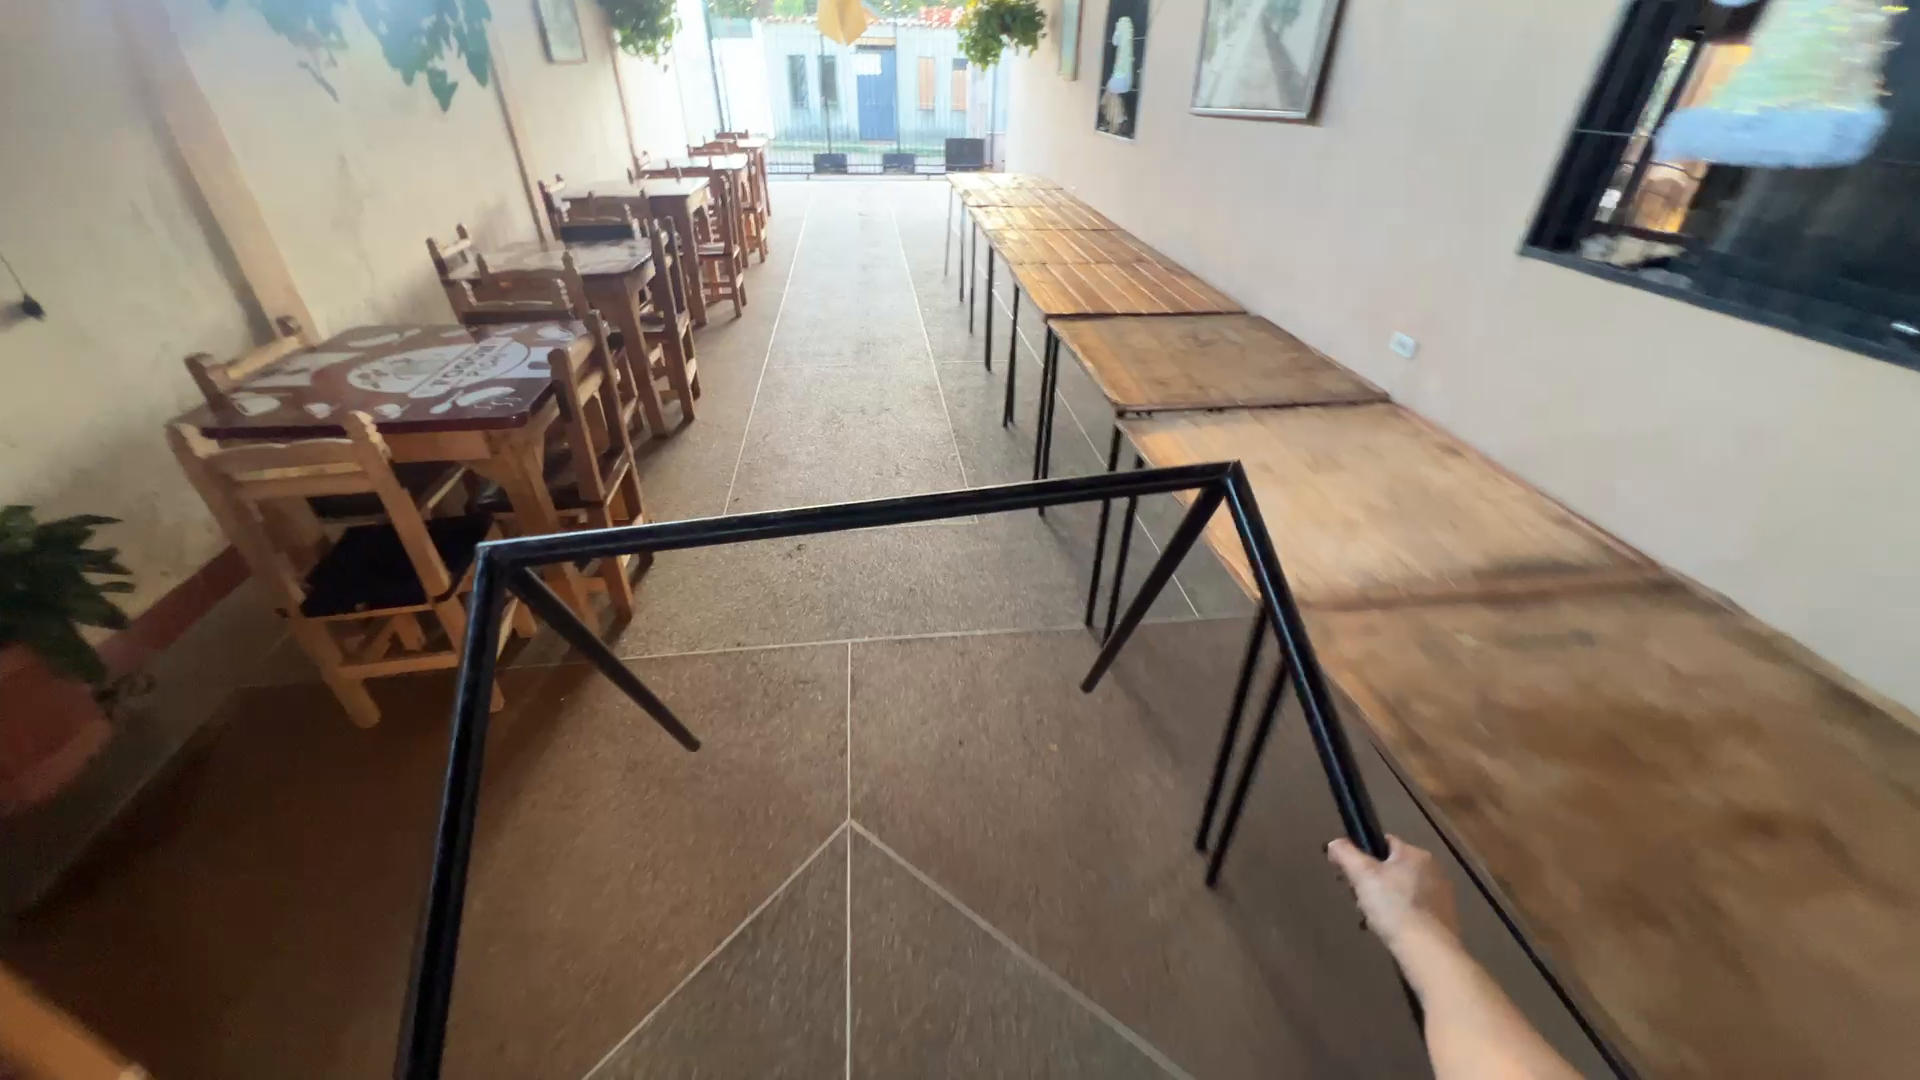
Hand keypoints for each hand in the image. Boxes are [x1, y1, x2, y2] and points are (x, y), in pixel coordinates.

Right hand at [1327, 835, 1459, 947]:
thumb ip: (1345, 853)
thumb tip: (1335, 844)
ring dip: (1385, 900)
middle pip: (1391, 868)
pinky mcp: (1446, 919)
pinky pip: (1415, 909)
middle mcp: (1433, 870)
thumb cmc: (1394, 907)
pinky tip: (1392, 929)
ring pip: (1401, 890)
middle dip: (1372, 883)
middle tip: (1361, 900)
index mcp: (1416, 854)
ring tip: (1374, 919)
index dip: (1362, 856)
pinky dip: (1401, 915)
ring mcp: (1442, 895)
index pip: (1383, 843)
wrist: (1429, 952)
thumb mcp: (1361, 875)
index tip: (1352, 876)